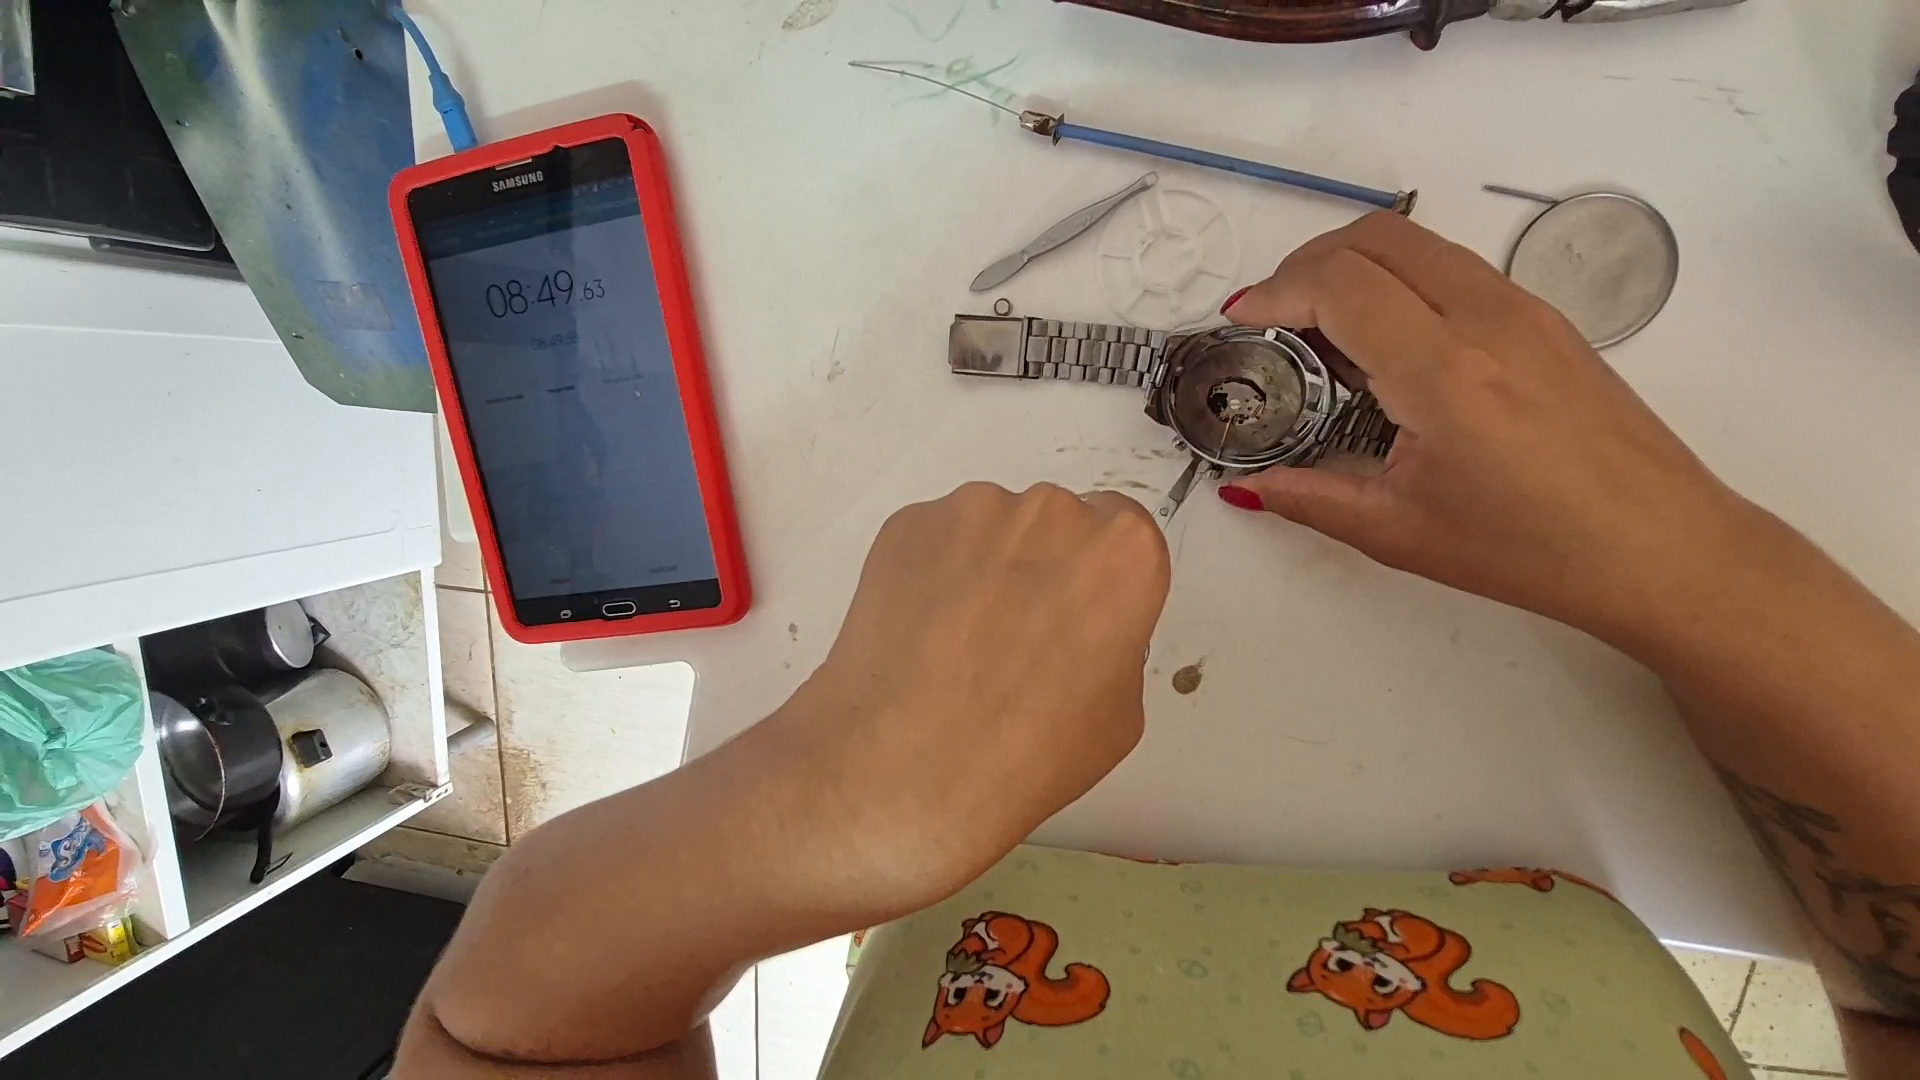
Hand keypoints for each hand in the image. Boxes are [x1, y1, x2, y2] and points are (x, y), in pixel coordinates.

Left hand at [764, 482, 1169, 911]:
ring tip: (956, 639)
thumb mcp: (1118, 712)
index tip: (1076, 609)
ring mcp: (971, 509)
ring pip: (989, 528)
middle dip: (1040, 566)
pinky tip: (919, 631)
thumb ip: (1115, 637)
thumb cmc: (1028, 752)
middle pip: (1054, 524)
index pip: (1123, 532)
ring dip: (983, 566)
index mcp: (1122, 551)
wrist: (904, 766)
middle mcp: (1051, 510)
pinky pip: (934, 540)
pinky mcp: (907, 523)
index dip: (1098, 576)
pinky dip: (930, 572)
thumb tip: (1080, 624)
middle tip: (1012, 631)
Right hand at [1219, 212, 1756, 640]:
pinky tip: (1378, 343)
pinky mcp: (1543, 318)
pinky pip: (1449, 268)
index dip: (1274, 292)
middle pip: (1375, 236)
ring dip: (1349, 265)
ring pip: (1416, 241)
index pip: (1340, 284)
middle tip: (1267, 316)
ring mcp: (1523, 309)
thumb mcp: (1395, 530)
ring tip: (1313, 327)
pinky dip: (1393, 279)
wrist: (1661, 549)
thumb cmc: (1524, 549)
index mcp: (1443, 372)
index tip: (1238, 324)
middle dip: (1302, 264)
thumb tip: (1242, 488)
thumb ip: (1306, 498)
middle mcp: (1486, 318)